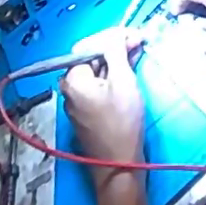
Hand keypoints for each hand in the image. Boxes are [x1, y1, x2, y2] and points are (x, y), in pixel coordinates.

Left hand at [62, 32, 144, 170]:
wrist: (119, 169)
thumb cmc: (122, 123)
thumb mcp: (123, 81)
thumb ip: (116, 52)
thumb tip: (116, 35)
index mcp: (72, 78)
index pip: (89, 45)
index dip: (112, 37)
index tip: (133, 36)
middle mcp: (69, 89)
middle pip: (91, 58)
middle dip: (114, 48)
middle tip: (137, 43)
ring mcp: (76, 103)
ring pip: (95, 72)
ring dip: (114, 62)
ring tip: (135, 55)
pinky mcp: (86, 114)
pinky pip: (97, 87)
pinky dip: (111, 78)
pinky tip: (127, 74)